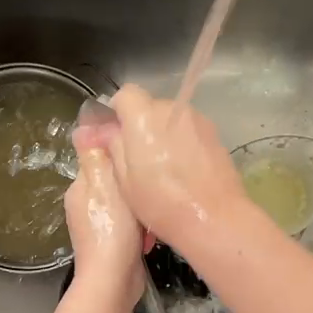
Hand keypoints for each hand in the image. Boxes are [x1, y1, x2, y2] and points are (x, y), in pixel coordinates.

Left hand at [66, 126, 145, 304]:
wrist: (112, 281)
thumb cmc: (111, 229)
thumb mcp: (103, 183)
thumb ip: (93, 156)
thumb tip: (81, 127)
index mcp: (80, 187)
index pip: (100, 156)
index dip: (121, 153)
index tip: (142, 152)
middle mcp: (85, 204)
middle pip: (116, 181)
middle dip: (135, 184)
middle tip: (151, 186)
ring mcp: (98, 226)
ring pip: (126, 204)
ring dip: (141, 208)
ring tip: (152, 213)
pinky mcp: (112, 244)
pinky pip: (130, 226)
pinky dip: (141, 229)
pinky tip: (150, 237)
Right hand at [106, 84, 250, 247]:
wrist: (213, 218)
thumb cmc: (161, 202)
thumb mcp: (124, 179)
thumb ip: (112, 146)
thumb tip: (98, 130)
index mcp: (144, 116)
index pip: (125, 94)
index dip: (117, 113)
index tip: (114, 137)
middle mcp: (172, 109)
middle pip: (149, 107)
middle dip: (140, 126)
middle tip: (136, 159)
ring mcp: (197, 120)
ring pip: (170, 120)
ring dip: (162, 135)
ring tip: (162, 169)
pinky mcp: (214, 135)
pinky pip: (188, 132)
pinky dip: (181, 144)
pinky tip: (183, 172)